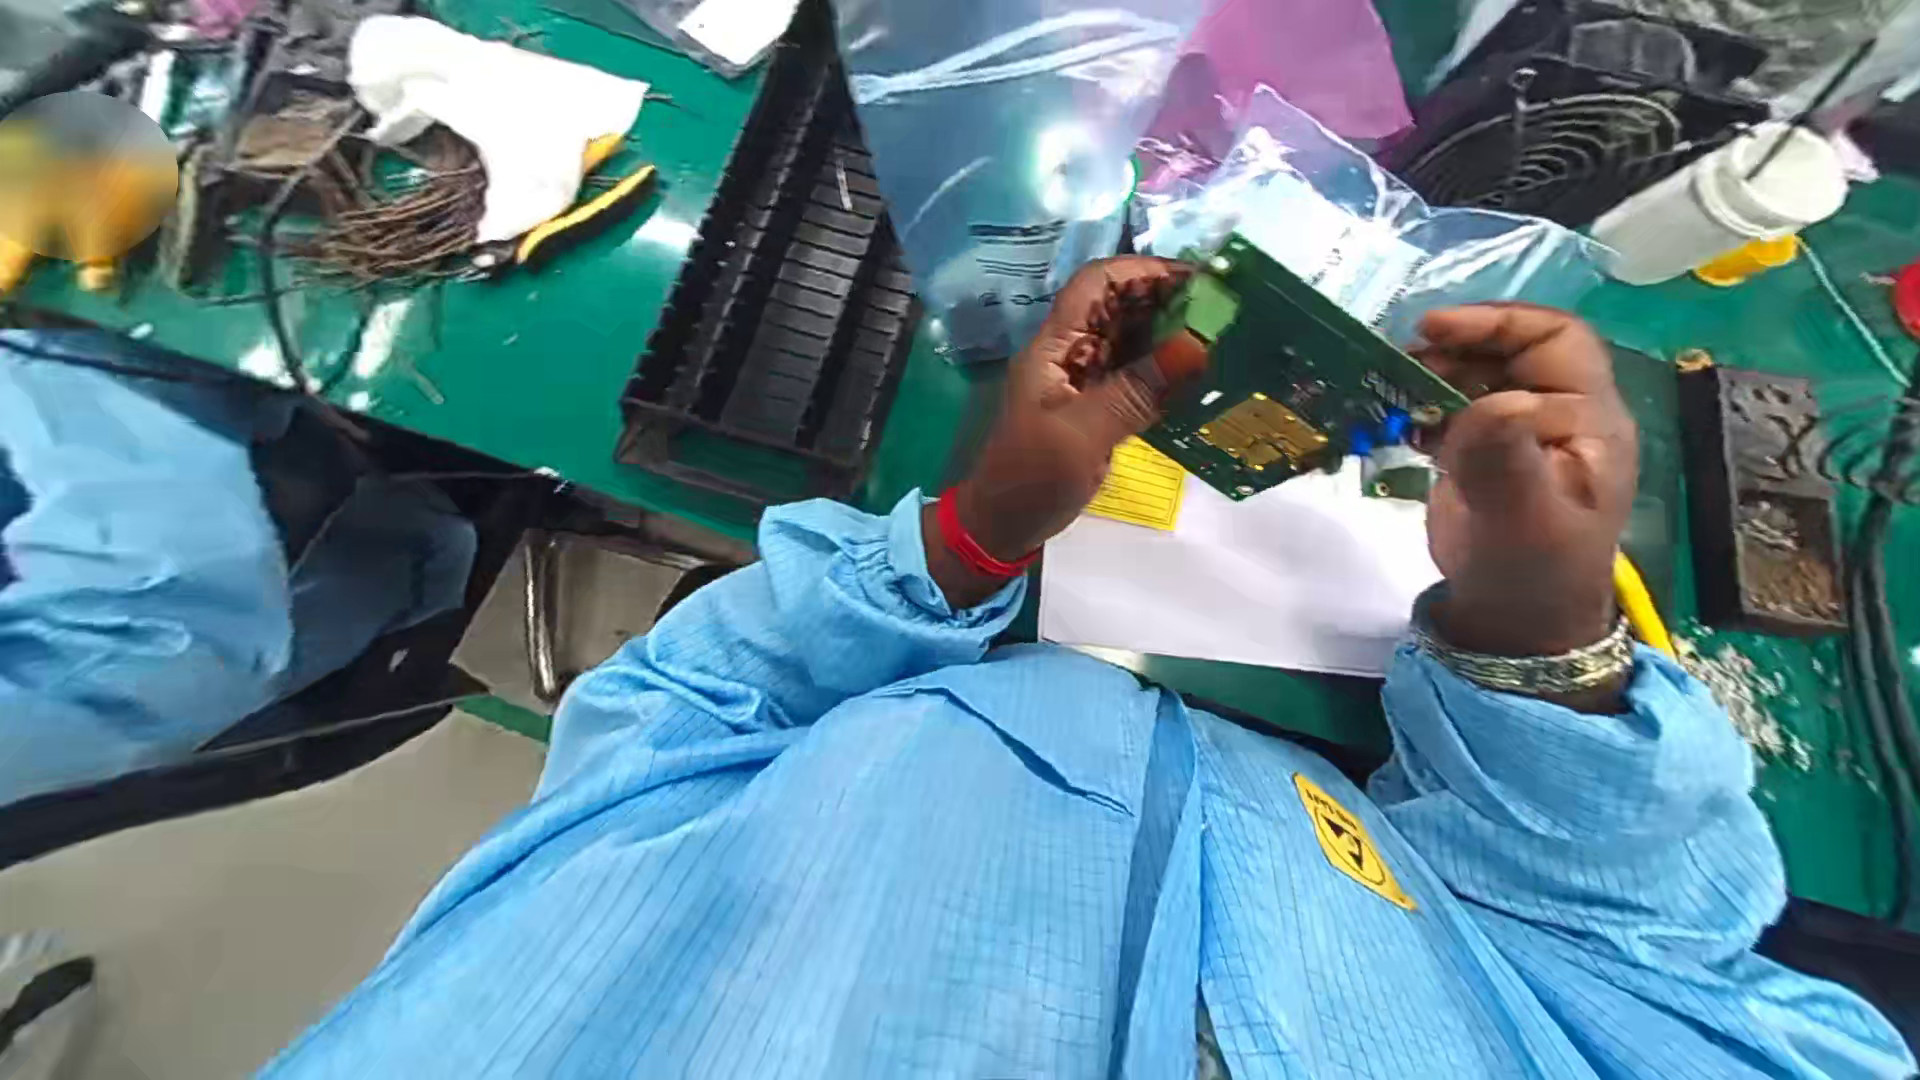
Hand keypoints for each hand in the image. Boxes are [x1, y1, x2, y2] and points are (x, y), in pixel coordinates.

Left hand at [926, 256, 1197, 605]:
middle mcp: (1068, 357)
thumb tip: (1199, 345)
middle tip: (1223, 310)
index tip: (1197, 280)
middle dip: (1165, 300)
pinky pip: (1132, 379)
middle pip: (1116, 309)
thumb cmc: (1030, 479)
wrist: (1002, 525)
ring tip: (1221, 337)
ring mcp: (1081, 384)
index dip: (1142, 272)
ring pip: (1128, 342)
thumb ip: (1136, 392)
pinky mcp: (1094, 411)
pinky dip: (1162, 373)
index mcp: (1054, 350)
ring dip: (1168, 335)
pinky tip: (1197, 378)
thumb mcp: (1082, 435)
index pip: (1095, 286)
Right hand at [1416, 304, 1637, 657]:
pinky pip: (1449, 411)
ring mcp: (1512, 435)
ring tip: (1385, 386)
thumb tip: (1488, 400)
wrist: (1512, 613)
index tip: (1429, 328)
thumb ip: (1506, 459)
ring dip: (1429, 374)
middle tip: (1395, 358)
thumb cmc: (1528, 567)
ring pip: (1473, 379)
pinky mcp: (1478, 455)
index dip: (1494, 324)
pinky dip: (1417, 406)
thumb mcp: (1522, 517)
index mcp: (1584, 419)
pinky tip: (1393, 418)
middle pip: (1508, 353)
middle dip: (1453, 346)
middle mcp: (1553, 415)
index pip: (1551, 342)